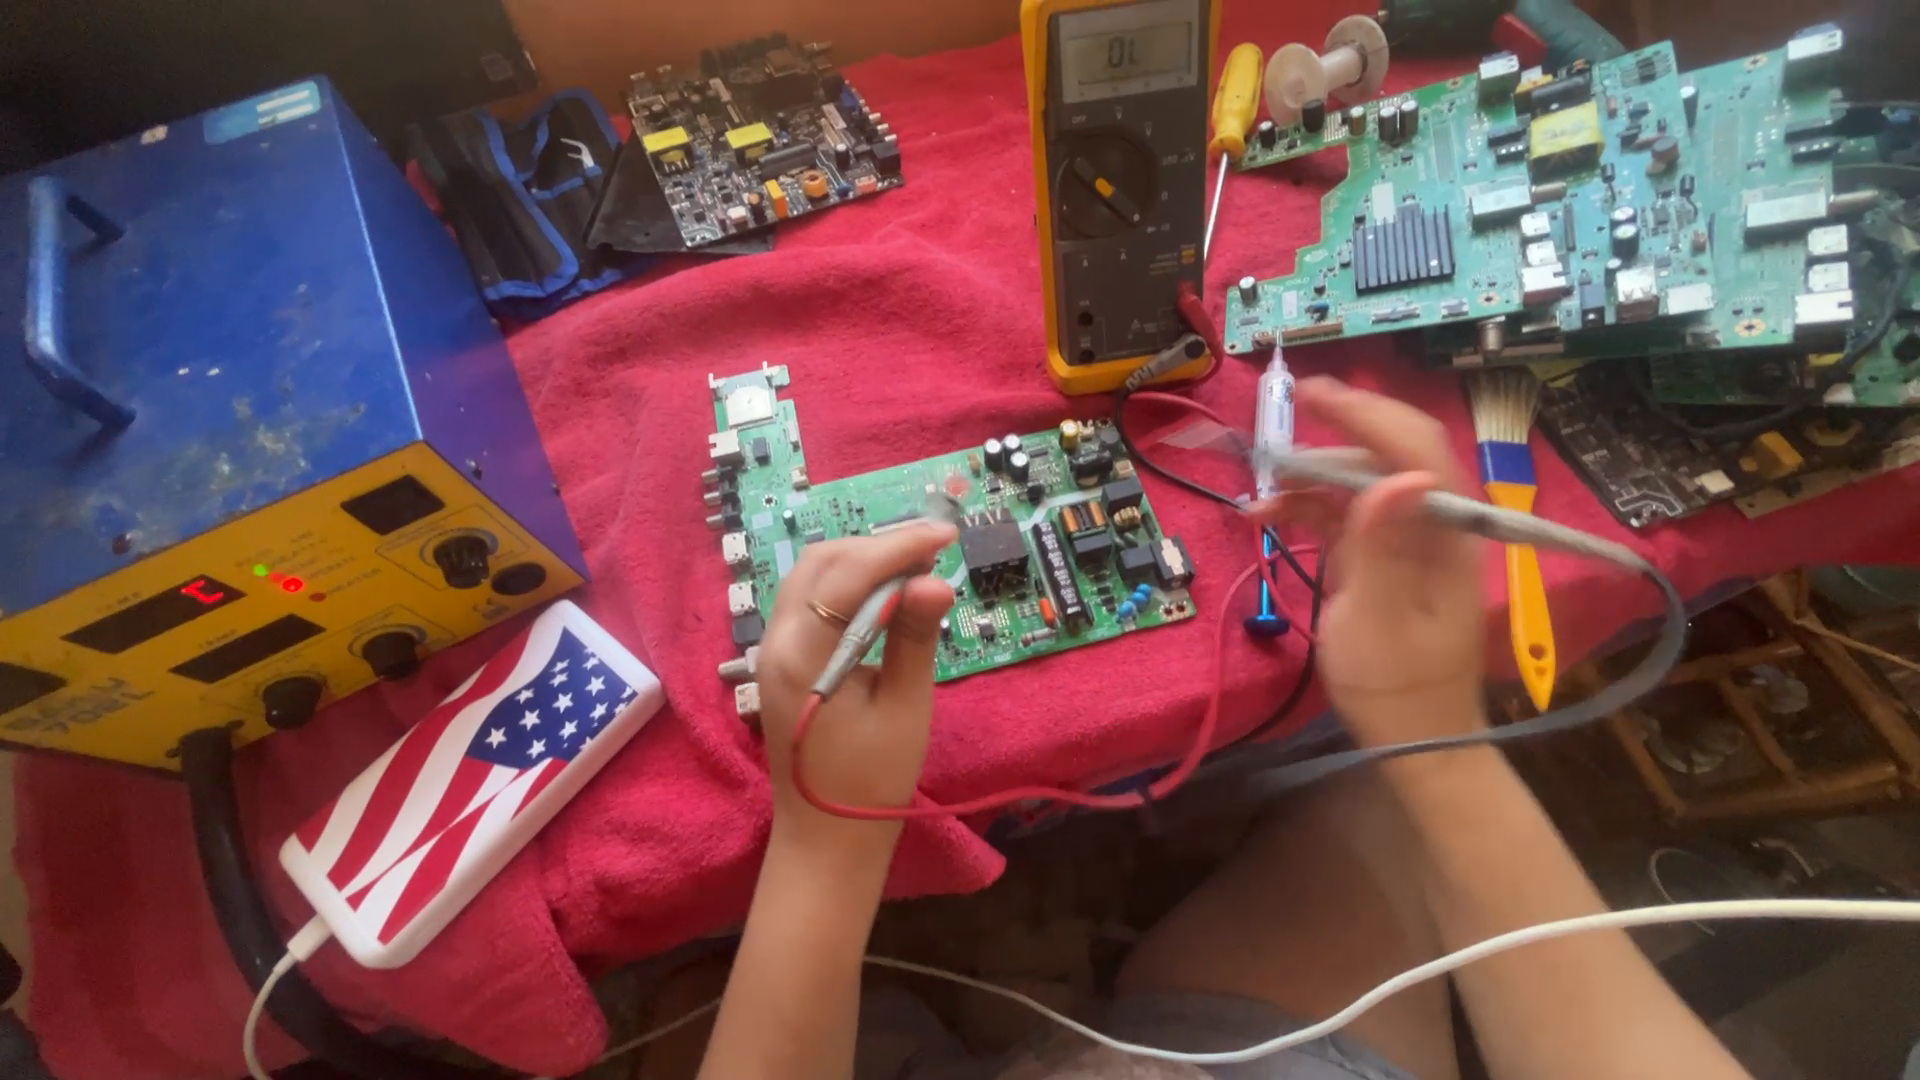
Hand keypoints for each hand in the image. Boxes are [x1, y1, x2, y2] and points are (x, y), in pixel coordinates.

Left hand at [755, 523, 958, 839]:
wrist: (825, 839)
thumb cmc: (871, 782)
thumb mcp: (904, 708)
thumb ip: (913, 638)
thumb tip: (935, 580)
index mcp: (803, 655)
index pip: (848, 575)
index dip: (899, 548)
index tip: (946, 535)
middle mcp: (776, 641)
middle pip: (821, 563)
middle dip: (878, 546)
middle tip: (932, 549)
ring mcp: (773, 649)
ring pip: (813, 576)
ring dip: (862, 560)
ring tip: (914, 565)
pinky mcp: (782, 658)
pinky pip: (812, 600)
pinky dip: (849, 584)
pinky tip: (885, 593)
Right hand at [1249, 377, 1485, 745]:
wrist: (1412, 735)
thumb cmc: (1395, 686)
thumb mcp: (1379, 621)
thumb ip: (1384, 548)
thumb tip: (1399, 478)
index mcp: (1446, 536)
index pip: (1414, 451)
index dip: (1366, 414)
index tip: (1311, 394)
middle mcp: (1432, 525)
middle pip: (1383, 459)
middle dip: (1326, 443)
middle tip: (1270, 443)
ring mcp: (1406, 539)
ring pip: (1357, 484)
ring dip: (1306, 484)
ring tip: (1259, 502)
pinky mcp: (1381, 556)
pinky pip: (1344, 515)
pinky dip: (1305, 511)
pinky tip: (1269, 519)